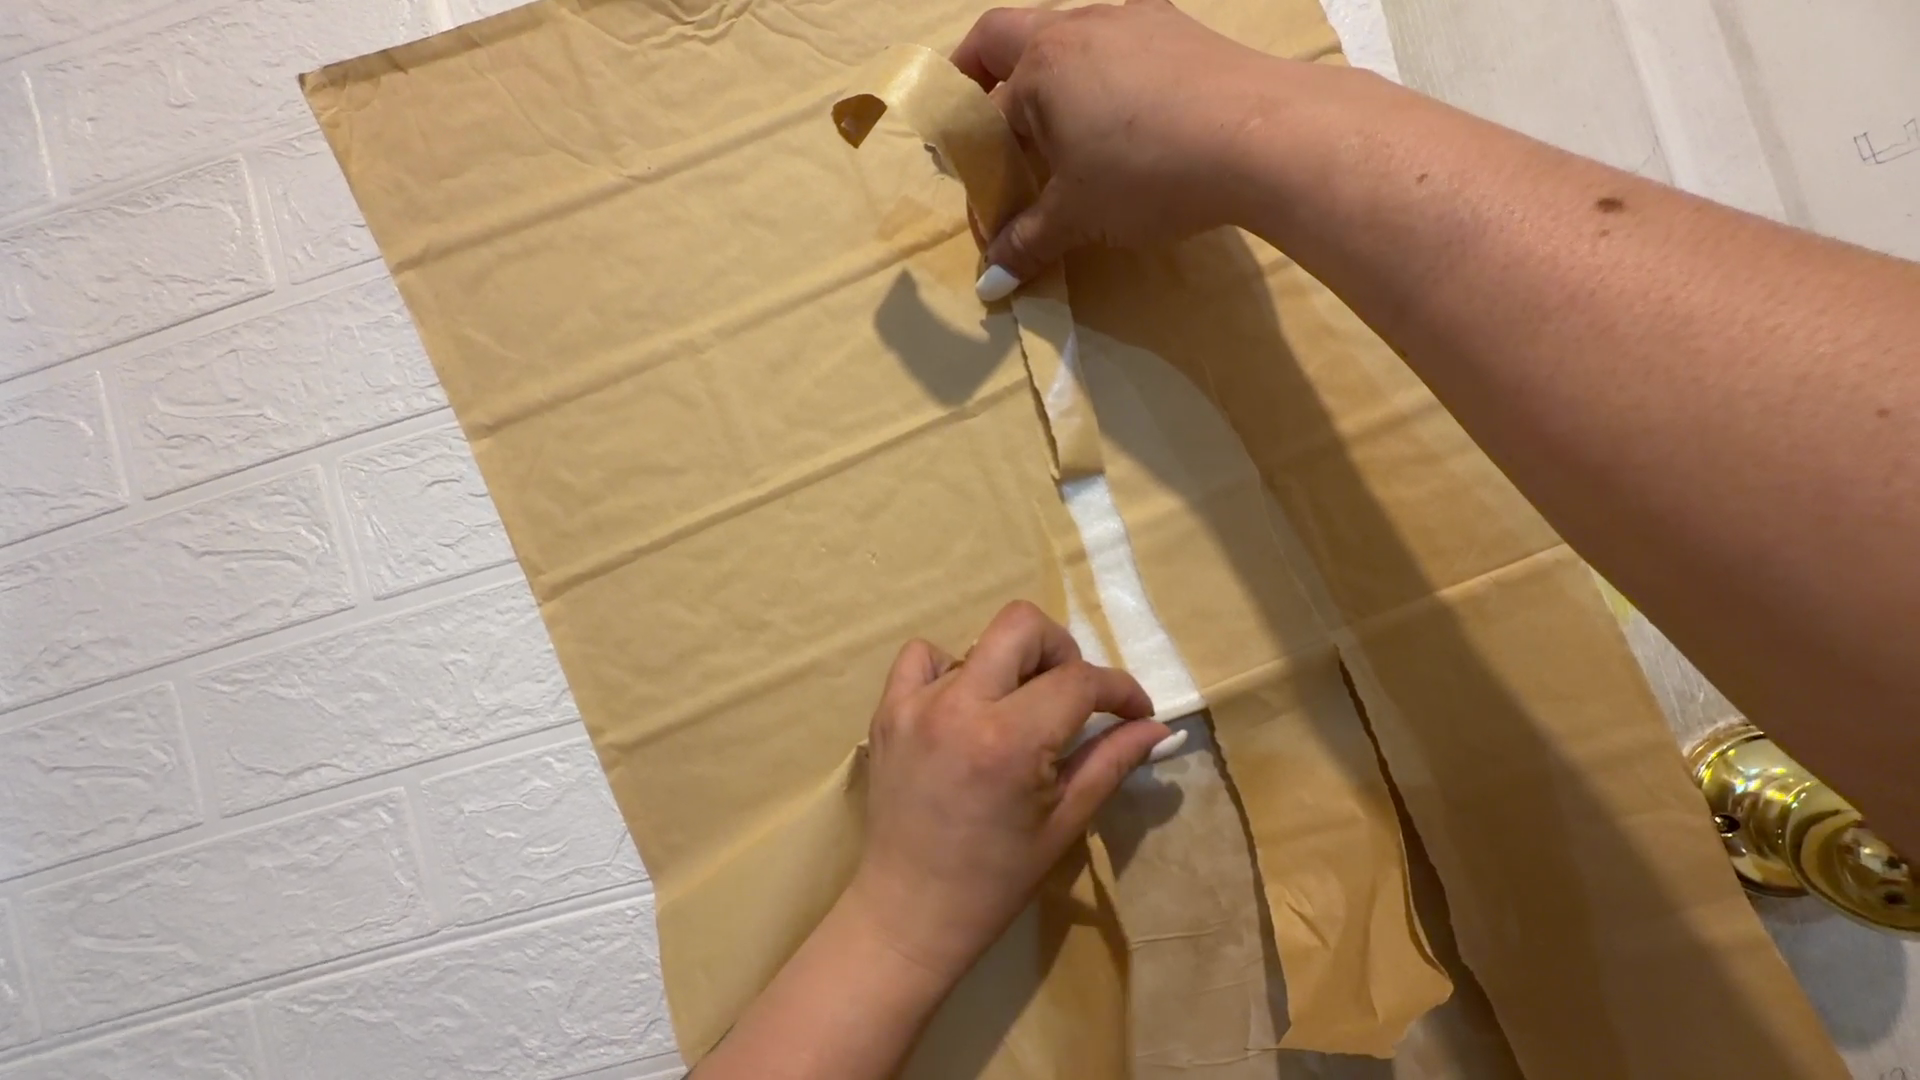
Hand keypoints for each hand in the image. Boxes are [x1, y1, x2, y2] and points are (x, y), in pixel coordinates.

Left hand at [843, 600, 1170, 980]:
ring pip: (977, 640)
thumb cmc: (997, 878)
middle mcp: (959, 706)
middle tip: (1071, 695)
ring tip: (1014, 712)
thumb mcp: (1066, 821)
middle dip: (1062, 650)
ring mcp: (915, 704)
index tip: (1134, 710)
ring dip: (1009, 666)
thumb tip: (1157, 727)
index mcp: (1009, 740)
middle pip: (1023, 624)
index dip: (1119, 689)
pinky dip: (950, 669)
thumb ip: (1112, 761)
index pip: (1079, 681)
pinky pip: (922, 656)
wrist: (911, 912)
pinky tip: (962, 706)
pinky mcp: (886, 710)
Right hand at [953, 0, 1289, 294]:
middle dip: (994, 79)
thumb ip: (1026, 244)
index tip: (977, 161)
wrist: (1261, 137)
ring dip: (1057, 84)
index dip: (972, 126)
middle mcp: (1082, 25)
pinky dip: (1107, 82)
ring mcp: (1136, 19)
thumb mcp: (1076, 217)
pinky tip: (1129, 126)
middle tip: (1000, 132)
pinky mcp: (1182, 31)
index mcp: (1042, 64)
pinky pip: (1124, 50)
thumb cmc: (1146, 173)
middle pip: (1014, 38)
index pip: (986, 85)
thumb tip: (989, 285)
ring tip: (1070, 140)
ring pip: (1075, 42)